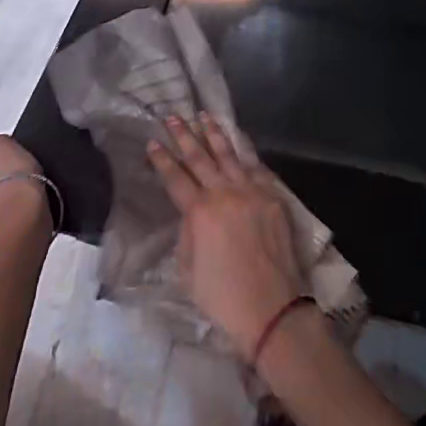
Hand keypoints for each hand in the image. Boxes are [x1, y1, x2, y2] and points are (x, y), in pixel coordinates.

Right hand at [147, 113, 305, 356]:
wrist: (273, 309)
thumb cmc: (223, 297)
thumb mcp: (188, 270)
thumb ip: (187, 234)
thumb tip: (191, 216)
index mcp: (199, 212)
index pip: (175, 177)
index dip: (162, 159)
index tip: (152, 141)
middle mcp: (224, 193)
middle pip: (200, 158)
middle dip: (184, 136)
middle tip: (172, 116)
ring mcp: (251, 192)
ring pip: (229, 155)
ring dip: (214, 134)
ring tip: (204, 116)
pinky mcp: (273, 198)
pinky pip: (256, 167)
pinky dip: (246, 151)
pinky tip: (239, 140)